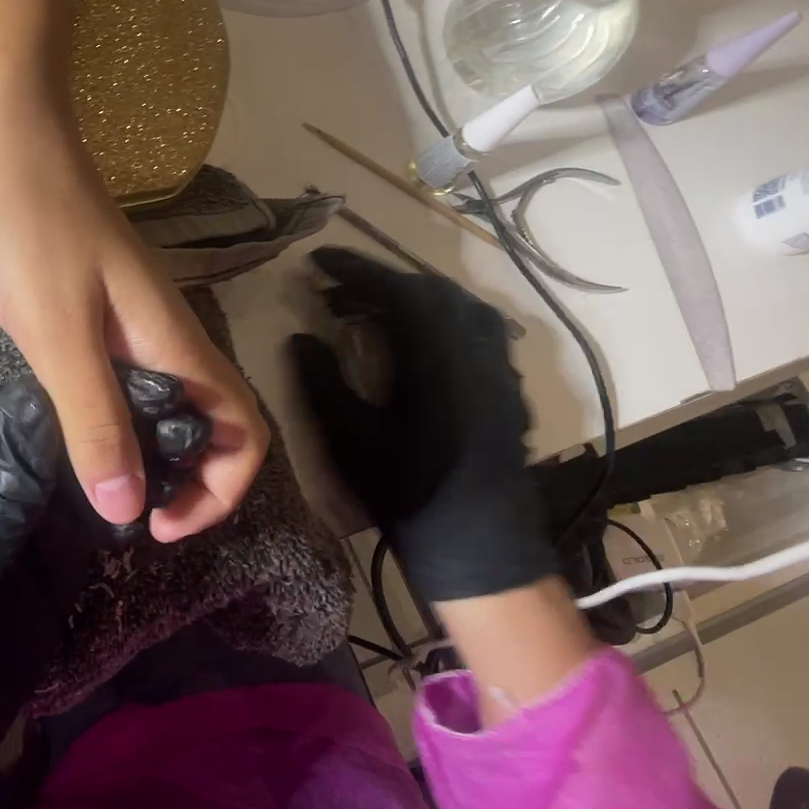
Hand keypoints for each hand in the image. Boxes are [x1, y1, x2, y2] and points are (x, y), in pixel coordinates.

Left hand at [0, 87, 268, 542]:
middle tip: (116, 511)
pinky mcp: (89, 308)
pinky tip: (61, 421)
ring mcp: (126, 320)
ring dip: (142, 448)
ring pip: (160, 400)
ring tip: (87, 480)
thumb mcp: (60, 334)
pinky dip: (107, 413)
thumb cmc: (33, 229)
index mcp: (174, 343)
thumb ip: (96, 419)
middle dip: (180, 477)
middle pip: (208, 420)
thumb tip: (128, 510)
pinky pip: (117, 376)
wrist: (2, 143)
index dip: (219, 490)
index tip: (158, 525)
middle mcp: (164, 335)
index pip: (243, 429)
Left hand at [0, 370, 212, 808]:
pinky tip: (156, 512)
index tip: (134, 392)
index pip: (10, 419)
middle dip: (105, 436)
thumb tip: (39, 411)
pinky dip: (120, 519)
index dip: (69, 404)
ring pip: (76, 483)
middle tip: (177, 425)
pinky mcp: (47, 567)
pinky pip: (89, 528)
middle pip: (50, 444)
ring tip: (180, 462)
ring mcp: (19, 528)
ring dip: (121, 475)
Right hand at [287, 247, 552, 602]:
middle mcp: (474, 354)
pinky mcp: (507, 391)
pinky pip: (477, 332)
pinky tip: (416, 344)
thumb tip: (301, 337)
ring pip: (461, 309)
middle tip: (337, 290)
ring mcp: (498, 372)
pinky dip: (441, 321)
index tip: (317, 261)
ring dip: (414, 298)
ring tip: (374, 310)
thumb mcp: (349, 438)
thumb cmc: (406, 492)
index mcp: (435, 360)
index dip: (355, 270)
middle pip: (432, 292)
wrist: (477, 547)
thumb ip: (322, 380)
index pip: (397, 291)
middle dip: (381, 281)